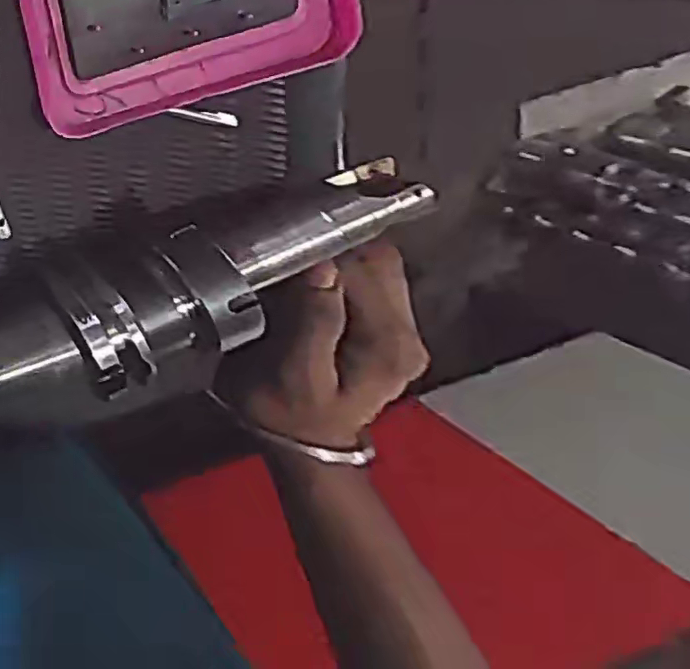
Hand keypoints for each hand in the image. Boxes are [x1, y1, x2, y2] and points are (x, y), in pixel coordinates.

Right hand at [229, 239, 428, 449]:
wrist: (301, 442)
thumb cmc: (289, 412)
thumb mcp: (296, 374)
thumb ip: (315, 323)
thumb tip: (322, 268)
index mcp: (390, 345)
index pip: (366, 268)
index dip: (324, 251)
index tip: (282, 252)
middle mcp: (408, 334)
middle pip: (381, 260)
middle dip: (332, 246)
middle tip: (285, 254)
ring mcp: (401, 330)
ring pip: (378, 263)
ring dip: (336, 255)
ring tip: (293, 263)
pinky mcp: (386, 327)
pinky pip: (369, 278)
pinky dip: (339, 268)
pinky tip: (308, 277)